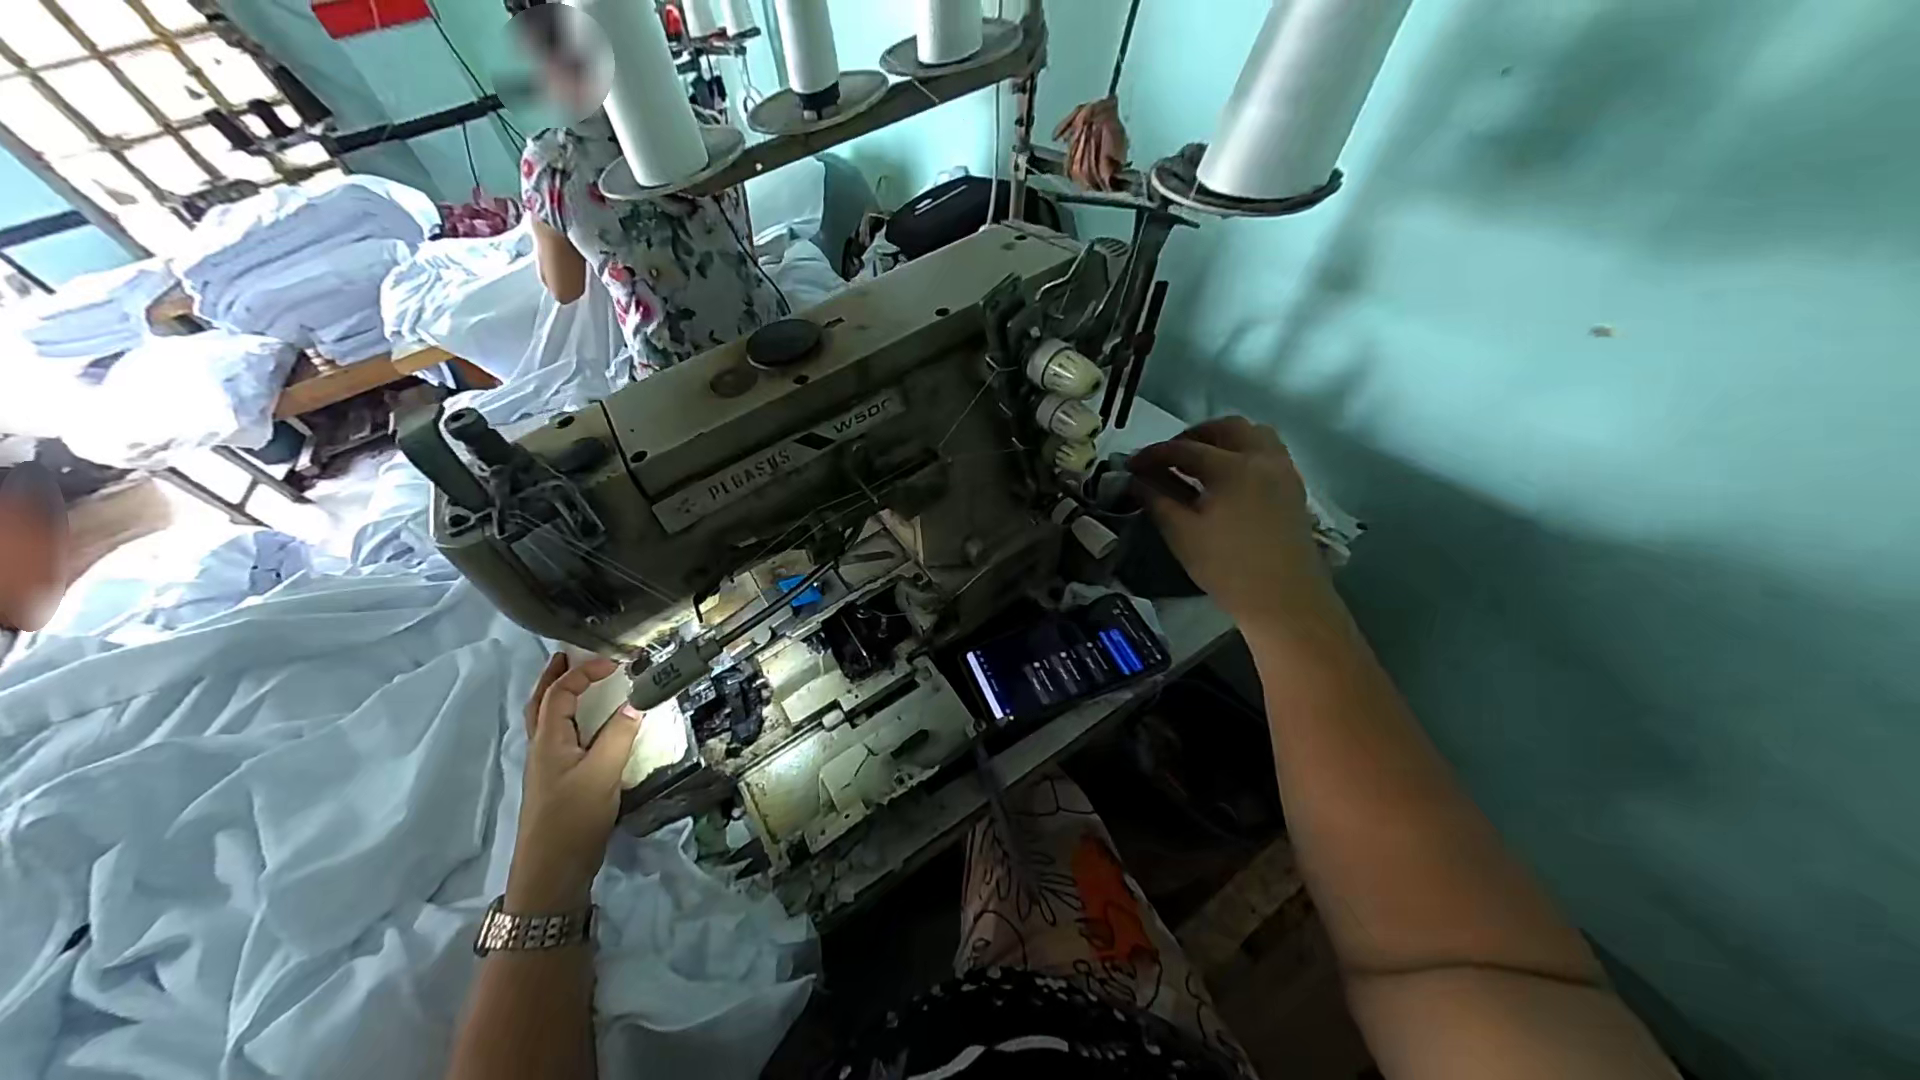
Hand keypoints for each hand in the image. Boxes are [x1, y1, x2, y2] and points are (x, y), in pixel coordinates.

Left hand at [506, 653, 637, 911]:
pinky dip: (571, 718)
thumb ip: (619, 735)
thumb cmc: (573, 819)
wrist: (552, 872)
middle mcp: (542, 748)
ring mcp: (548, 766)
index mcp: (548, 741)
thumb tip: (635, 702)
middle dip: (554, 676)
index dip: (584, 672)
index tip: (615, 664)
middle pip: (541, 703)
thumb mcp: (602, 774)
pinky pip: (561, 737)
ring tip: (578, 682)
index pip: (560, 693)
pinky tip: (589, 725)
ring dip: (559, 695)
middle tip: (569, 655)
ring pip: (547, 721)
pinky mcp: (558, 782)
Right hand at [1130, 417, 1345, 638]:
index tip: (1130, 465)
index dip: (1153, 454)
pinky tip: (1225, 479)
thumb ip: (1157, 499)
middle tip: (1168, 458)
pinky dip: (1242, 453)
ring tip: (1198, 463)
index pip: (1184, 448)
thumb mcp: (1181, 533)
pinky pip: (1266, 453)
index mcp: (1232, 467)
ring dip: (1222, 440)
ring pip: (1252, 435)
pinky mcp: (1293, 488)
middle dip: (1192, 436)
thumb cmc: (1227, 568)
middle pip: (1225, 428)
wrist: (1284, 600)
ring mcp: (1283, 471)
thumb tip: (1136, 479)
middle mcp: (1262, 458)